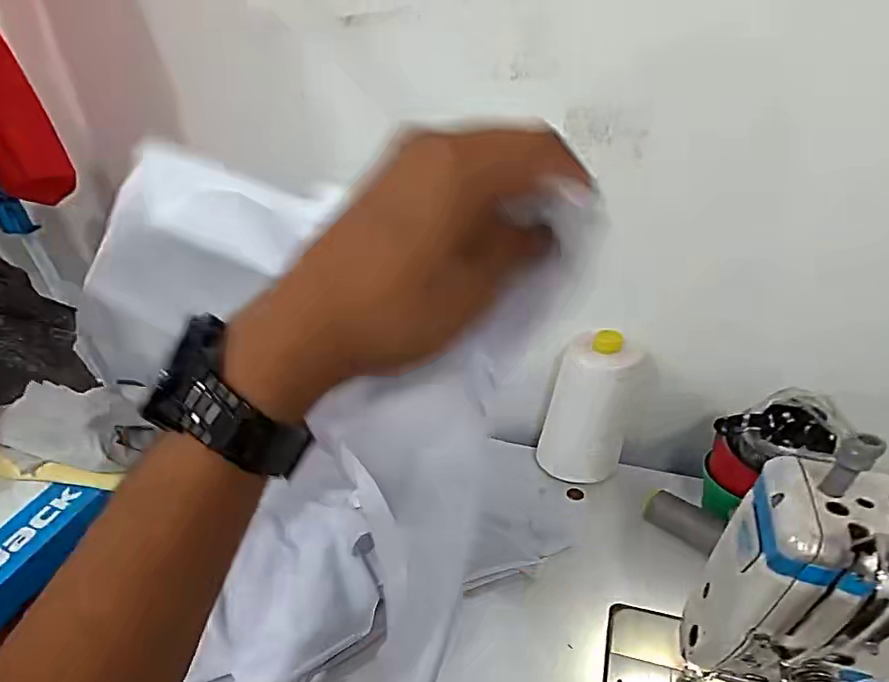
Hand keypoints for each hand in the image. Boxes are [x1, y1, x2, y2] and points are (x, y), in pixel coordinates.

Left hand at [224, 126, 590, 420]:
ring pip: (474, 163)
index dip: (572, 184)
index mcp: (459, 163)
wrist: (305, 327)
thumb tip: (542, 231)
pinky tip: (473, 240)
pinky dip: (471, 200)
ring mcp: (398, 164)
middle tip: (554, 236)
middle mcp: (428, 146)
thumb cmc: (393, 313)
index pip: (540, 150)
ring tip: (516, 245)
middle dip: (540, 188)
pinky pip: (442, 178)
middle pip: (506, 148)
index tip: (583, 223)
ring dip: (504, 195)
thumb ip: (518, 251)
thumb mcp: (471, 291)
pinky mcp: (379, 188)